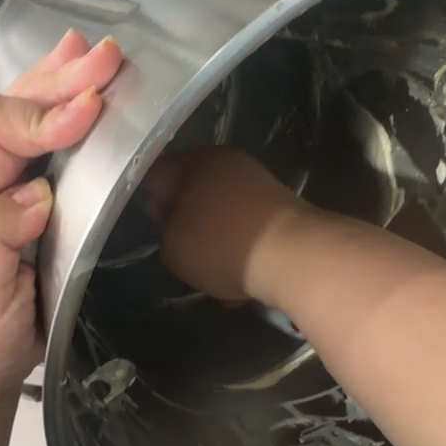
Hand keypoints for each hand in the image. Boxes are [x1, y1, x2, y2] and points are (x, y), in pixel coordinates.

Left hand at [0, 31, 123, 407]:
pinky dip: (69, 114)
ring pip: (28, 122)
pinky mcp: (40, 212)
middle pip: (11, 113)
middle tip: (104, 57)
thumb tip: (36, 194)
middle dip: (55, 82)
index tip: (88, 110)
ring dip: (61, 82)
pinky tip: (87, 91)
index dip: (37, 116)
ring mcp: (13, 196)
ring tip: (92, 51)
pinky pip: (54, 154)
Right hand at [148, 148, 311, 305]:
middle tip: (180, 253)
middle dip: (184, 225)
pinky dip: (239, 254)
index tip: (155, 231)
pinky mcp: (281, 213)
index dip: (149, 204)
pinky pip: (246, 232)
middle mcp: (230, 164)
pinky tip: (239, 285)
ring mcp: (259, 187)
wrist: (296, 258)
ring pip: (221, 215)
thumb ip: (164, 233)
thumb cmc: (222, 245)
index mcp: (198, 161)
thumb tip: (175, 226)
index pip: (157, 174)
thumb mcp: (172, 248)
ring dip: (212, 244)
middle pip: (192, 193)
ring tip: (212, 277)